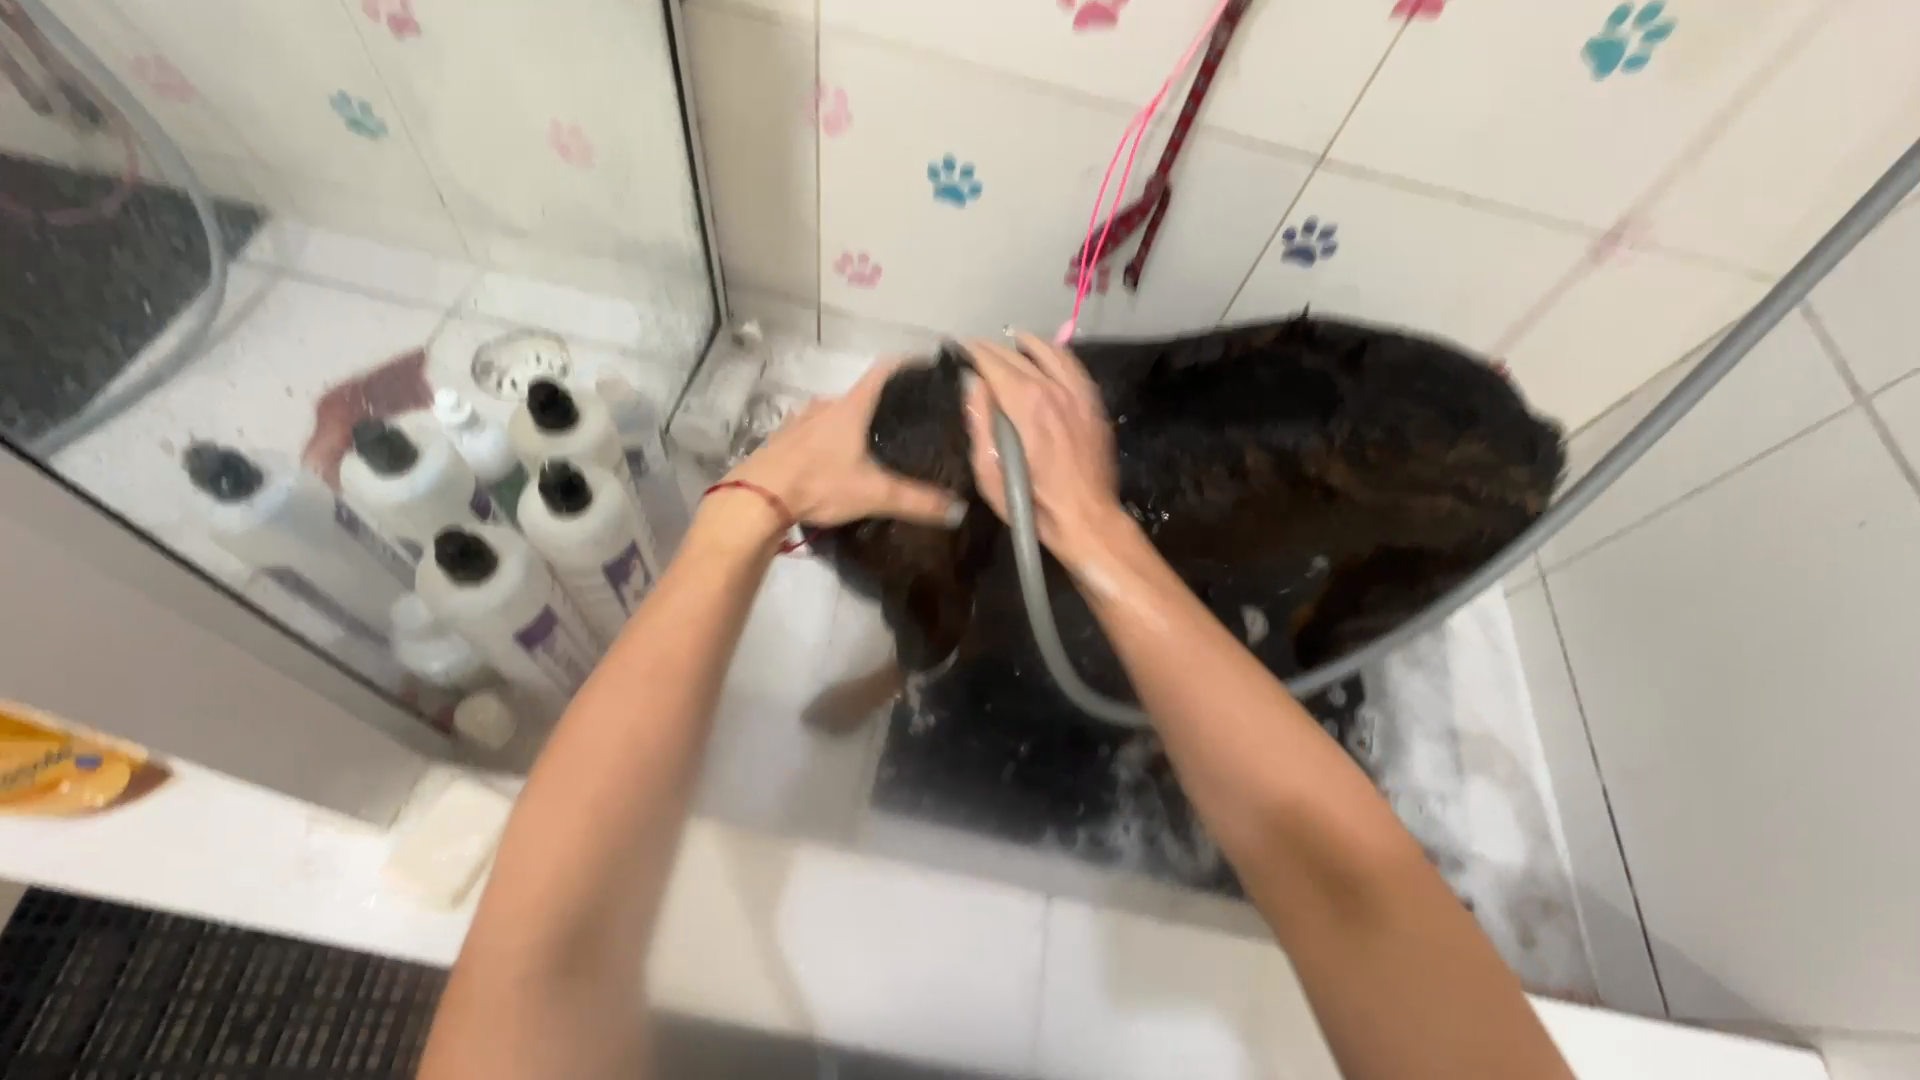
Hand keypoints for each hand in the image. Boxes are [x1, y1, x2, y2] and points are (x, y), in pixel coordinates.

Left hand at [723, 360, 963, 529]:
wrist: (756, 498)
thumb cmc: (819, 483)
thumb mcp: (874, 494)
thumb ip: (917, 502)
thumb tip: (958, 510)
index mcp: (851, 407)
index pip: (885, 370)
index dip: (908, 365)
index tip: (928, 369)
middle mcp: (826, 405)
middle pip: (862, 395)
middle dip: (884, 405)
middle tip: (908, 422)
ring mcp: (801, 421)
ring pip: (836, 414)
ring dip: (855, 424)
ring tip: (875, 445)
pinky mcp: (784, 440)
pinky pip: (816, 432)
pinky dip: (831, 440)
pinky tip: (837, 460)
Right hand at [959, 333, 1126, 568]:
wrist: (1085, 517)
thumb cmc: (1031, 503)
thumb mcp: (990, 471)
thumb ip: (980, 422)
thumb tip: (972, 383)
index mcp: (1025, 404)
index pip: (993, 363)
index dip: (974, 353)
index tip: (960, 349)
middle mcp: (1053, 389)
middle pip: (1018, 355)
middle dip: (994, 349)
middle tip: (976, 349)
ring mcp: (1078, 394)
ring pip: (1052, 352)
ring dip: (1028, 344)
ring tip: (1012, 341)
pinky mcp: (1093, 404)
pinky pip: (1075, 367)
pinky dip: (1058, 355)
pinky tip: (1049, 357)